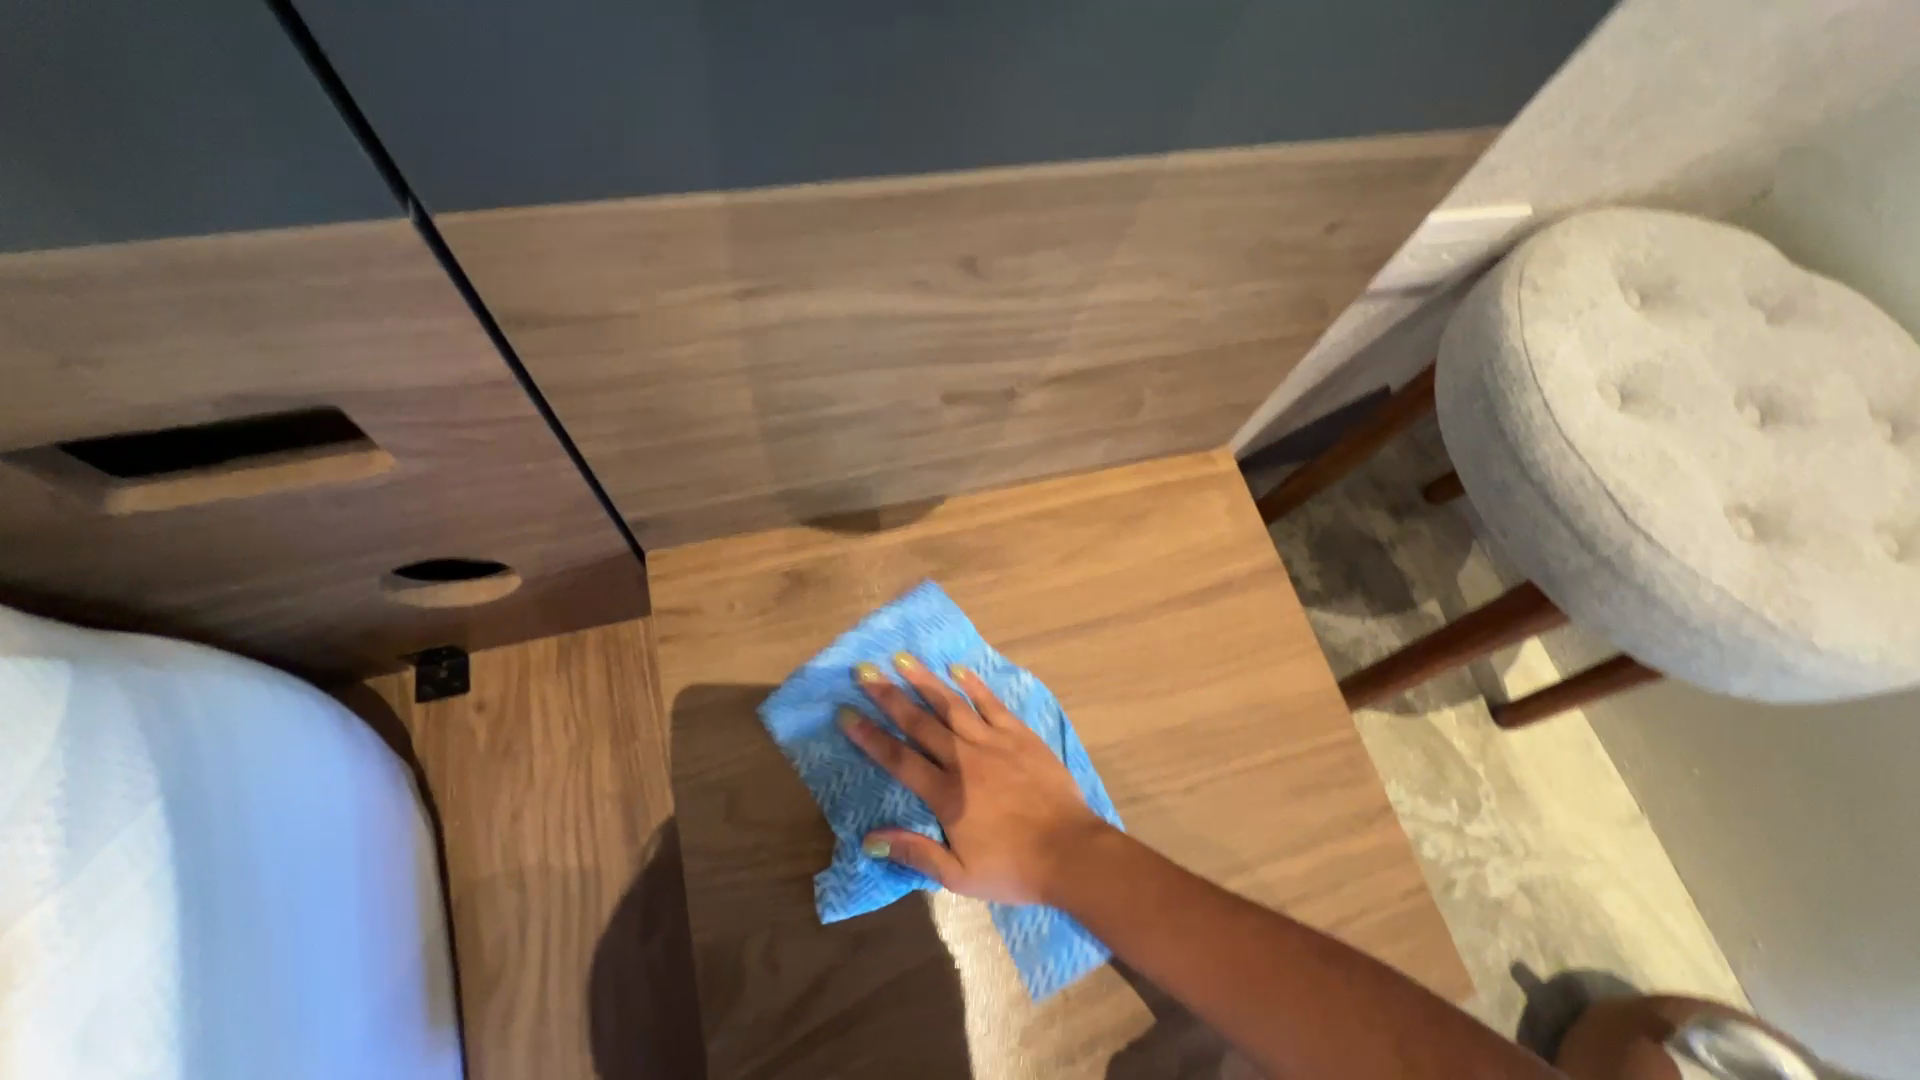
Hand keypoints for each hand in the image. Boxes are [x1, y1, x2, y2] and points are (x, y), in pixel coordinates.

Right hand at [839, 652, 1112, 905]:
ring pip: (952, 705)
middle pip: (920, 723)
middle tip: (865, 671)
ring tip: (903, 658)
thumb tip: (870, 838)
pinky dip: (974, 685)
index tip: (846, 713)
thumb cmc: (1014, 868)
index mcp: (947, 795)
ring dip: (926, 681)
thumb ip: (916, 853)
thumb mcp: (960, 876)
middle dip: (889, 696)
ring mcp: (995, 743)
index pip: (899, 759)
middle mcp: (965, 761)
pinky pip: (993, 704)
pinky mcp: (1021, 737)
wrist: (1072, 853)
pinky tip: (957, 669)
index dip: (870, 736)